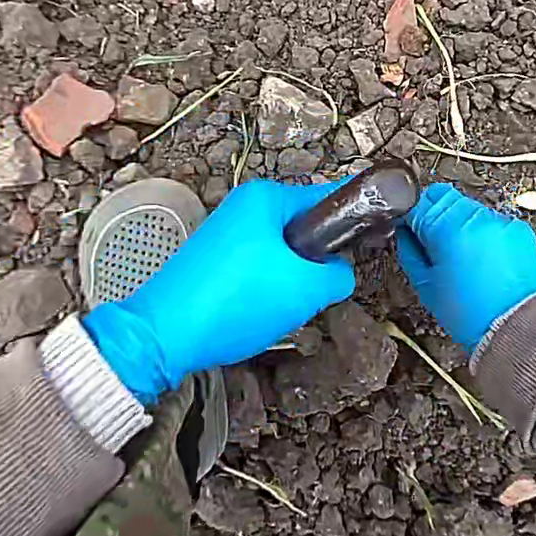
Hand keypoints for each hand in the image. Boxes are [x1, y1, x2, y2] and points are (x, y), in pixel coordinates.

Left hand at [83, 180, 355, 402]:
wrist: (162, 338)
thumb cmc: (236, 300)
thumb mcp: (308, 288)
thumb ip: (341, 274)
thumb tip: (340, 273)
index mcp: (266, 196)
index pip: (330, 197)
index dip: (356, 220)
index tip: (373, 240)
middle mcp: (244, 205)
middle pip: (307, 227)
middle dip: (319, 259)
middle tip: (323, 284)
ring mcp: (227, 232)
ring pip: (285, 251)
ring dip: (295, 277)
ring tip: (290, 301)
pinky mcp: (215, 260)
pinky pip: (261, 265)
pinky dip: (270, 286)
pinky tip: (266, 309)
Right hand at [396, 183, 535, 348]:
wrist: (515, 326)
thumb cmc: (472, 314)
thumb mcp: (426, 285)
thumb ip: (410, 251)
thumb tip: (405, 232)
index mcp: (449, 229)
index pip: (418, 202)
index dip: (410, 216)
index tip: (409, 228)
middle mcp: (477, 218)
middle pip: (443, 197)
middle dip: (435, 217)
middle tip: (435, 245)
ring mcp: (500, 222)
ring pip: (468, 207)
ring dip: (460, 225)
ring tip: (462, 257)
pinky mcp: (518, 229)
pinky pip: (492, 222)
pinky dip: (484, 234)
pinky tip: (483, 259)